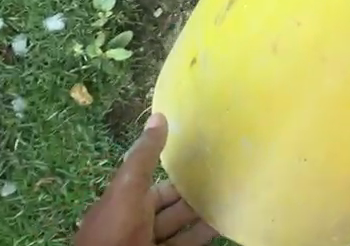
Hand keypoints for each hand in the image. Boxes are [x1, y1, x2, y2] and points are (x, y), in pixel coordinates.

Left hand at [74, 112, 215, 245]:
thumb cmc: (114, 234)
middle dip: (196, 191)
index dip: (179, 170)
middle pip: (172, 205)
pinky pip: (187, 243)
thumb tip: (159, 115)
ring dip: (205, 213)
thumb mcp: (127, 190)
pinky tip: (225, 222)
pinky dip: (205, 234)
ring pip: (182, 226)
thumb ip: (144, 157)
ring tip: (234, 194)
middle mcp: (138, 225)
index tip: (209, 154)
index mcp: (125, 203)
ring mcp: (149, 244)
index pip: (157, 184)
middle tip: (228, 174)